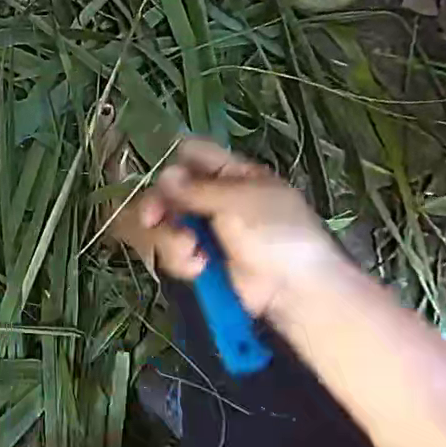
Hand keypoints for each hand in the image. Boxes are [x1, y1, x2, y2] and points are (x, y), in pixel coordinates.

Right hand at [135, 139, 351, 322]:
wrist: (293, 289)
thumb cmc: (278, 233)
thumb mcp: (240, 201)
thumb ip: (198, 189)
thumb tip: (163, 174)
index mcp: (232, 175)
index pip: (193, 156)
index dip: (175, 164)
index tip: (167, 181)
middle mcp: (212, 200)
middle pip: (167, 192)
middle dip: (158, 206)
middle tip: (152, 220)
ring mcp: (203, 233)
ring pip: (162, 225)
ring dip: (170, 239)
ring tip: (191, 253)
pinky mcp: (197, 262)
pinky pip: (171, 254)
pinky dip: (180, 261)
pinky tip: (198, 269)